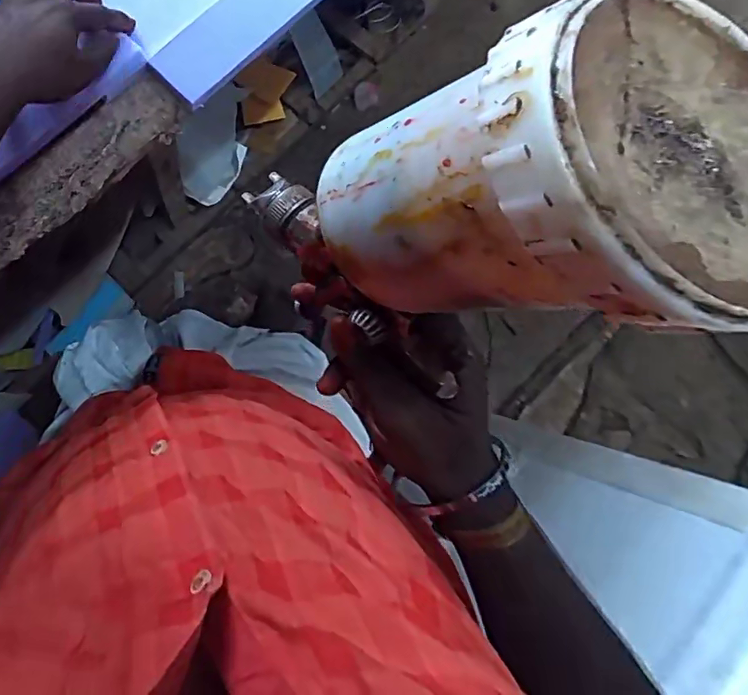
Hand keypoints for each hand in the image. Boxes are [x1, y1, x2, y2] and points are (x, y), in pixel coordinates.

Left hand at [0, 0, 134, 114]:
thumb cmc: (40, 78)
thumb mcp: (81, 73)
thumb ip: (100, 54)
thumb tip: (110, 39)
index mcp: (65, 13)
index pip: (98, 13)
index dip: (116, 19)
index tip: (128, 26)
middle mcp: (36, 3)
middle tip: (92, 4)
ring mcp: (5, 10)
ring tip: (38, 6)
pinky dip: (0, 24)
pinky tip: (1, 35)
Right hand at [291, 250, 493, 500]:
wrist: (448, 487)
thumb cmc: (439, 447)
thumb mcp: (401, 409)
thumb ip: (367, 365)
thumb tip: (335, 320)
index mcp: (444, 342)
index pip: (408, 292)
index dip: (371, 273)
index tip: (335, 259)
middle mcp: (423, 339)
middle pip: (379, 300)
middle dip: (340, 286)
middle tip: (307, 270)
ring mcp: (401, 353)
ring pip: (362, 321)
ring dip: (330, 312)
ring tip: (298, 298)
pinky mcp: (382, 368)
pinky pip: (354, 351)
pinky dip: (336, 360)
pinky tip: (325, 383)